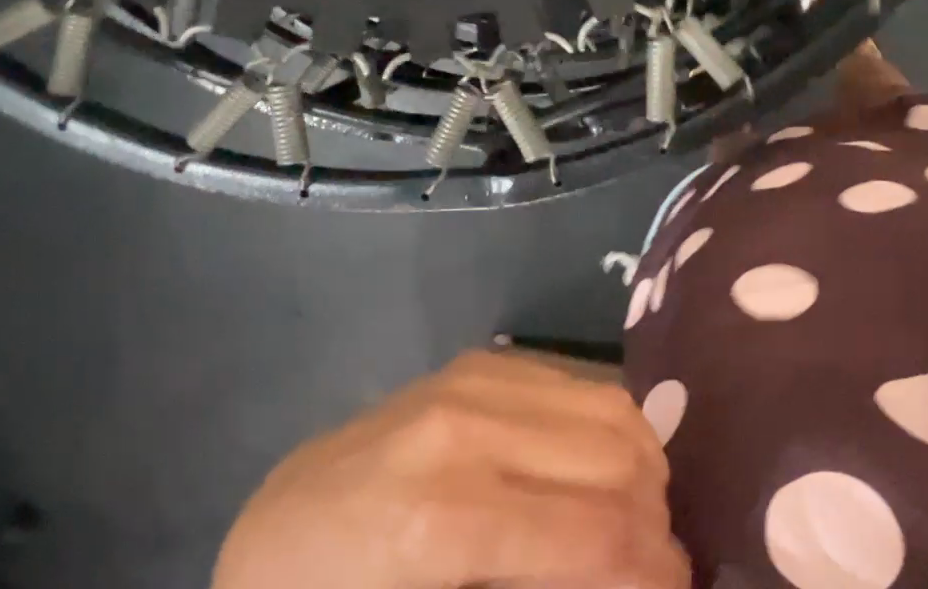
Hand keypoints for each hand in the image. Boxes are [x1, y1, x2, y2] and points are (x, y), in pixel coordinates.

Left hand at [213, 351, 687, 588]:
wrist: (271, 535)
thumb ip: (537, 586)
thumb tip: (622, 577)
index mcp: (440, 519)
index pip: (595, 535)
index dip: (656, 574)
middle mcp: (464, 429)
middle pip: (618, 463)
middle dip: (656, 527)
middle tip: (655, 570)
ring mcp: (472, 380)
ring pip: (613, 411)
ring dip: (643, 472)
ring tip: (633, 521)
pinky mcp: (479, 361)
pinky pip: (582, 385)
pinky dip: (612, 432)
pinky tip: (596, 474)